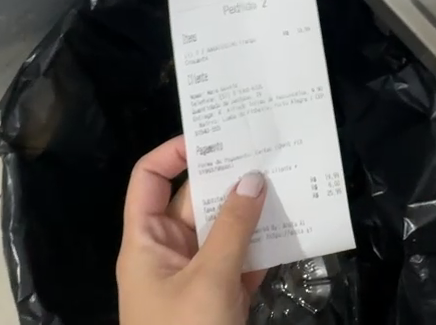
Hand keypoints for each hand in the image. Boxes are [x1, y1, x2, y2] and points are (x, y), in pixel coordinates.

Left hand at [117, 135, 268, 324]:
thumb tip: (253, 177)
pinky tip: (290, 228)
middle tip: (267, 150)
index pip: (149, 179)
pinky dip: (261, 246)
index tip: (213, 135)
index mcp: (146, 243)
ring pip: (221, 229)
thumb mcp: (209, 281)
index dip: (174, 152)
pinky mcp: (219, 301)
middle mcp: (167, 253)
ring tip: (286, 180)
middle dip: (228, 178)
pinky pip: (239, 260)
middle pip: (193, 200)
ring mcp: (194, 278)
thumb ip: (232, 226)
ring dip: (251, 211)